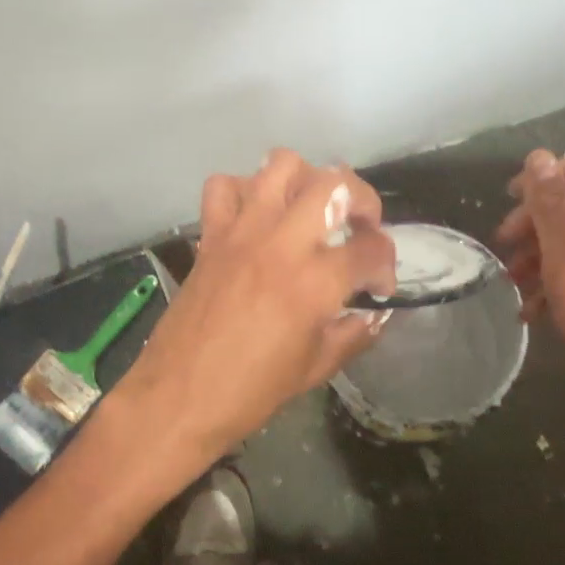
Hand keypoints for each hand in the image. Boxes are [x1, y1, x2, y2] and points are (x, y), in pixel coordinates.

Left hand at [103, 149, 395, 474]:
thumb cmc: (250, 392)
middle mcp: (281, 243)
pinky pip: (224, 187)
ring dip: (308, 179)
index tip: (379, 285)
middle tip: (360, 228)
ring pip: (281, 165)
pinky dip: (245, 190)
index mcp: (314, 282)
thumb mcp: (315, 369)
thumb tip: (375, 314)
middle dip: (363, 200)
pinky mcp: (210, 236)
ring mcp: (241, 233)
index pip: (371, 249)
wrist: (177, 399)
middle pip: (335, 184)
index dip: (387, 264)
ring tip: (312, 209)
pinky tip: (257, 216)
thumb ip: (353, 334)